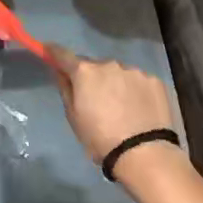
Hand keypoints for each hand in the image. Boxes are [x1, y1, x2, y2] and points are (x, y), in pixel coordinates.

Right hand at [49, 48, 176, 163]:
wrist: (142, 152)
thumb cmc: (99, 138)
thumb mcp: (73, 117)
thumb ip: (65, 89)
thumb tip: (60, 72)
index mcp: (85, 72)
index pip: (63, 54)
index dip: (53, 52)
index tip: (48, 50)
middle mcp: (109, 64)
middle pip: (94, 65)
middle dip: (91, 76)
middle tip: (94, 98)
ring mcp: (133, 71)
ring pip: (118, 73)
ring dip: (114, 83)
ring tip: (120, 107)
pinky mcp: (153, 80)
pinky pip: (137, 81)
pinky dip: (134, 90)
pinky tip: (137, 109)